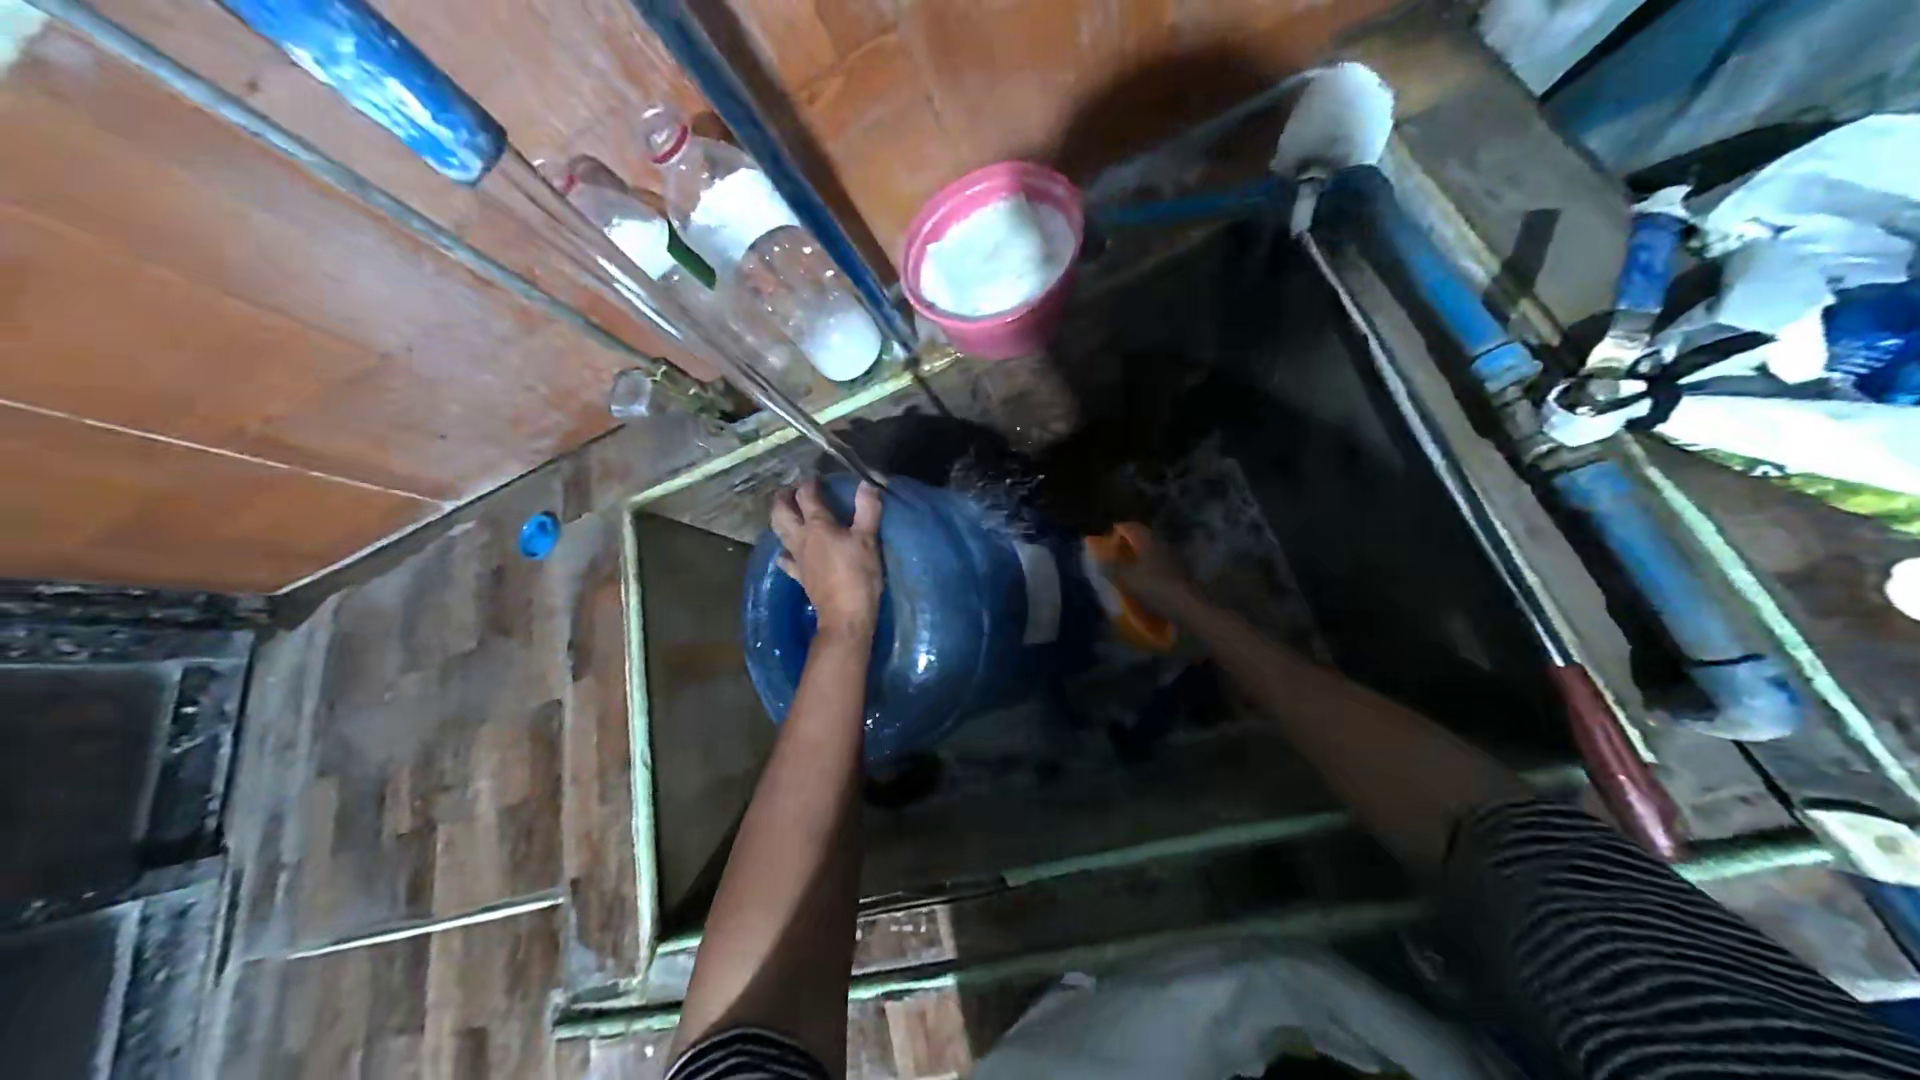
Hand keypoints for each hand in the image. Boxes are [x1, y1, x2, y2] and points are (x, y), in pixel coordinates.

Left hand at [771, 479, 884, 639]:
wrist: (845, 615)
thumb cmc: (859, 574)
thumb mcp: (869, 539)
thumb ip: (868, 509)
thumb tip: (867, 484)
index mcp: (818, 525)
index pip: (807, 496)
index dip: (810, 483)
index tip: (816, 477)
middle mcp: (801, 538)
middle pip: (781, 512)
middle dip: (783, 497)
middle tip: (789, 490)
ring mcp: (797, 558)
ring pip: (779, 532)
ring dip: (779, 519)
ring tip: (786, 512)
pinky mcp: (799, 576)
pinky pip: (785, 560)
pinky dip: (784, 552)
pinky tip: (787, 552)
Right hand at [1107, 526, 1200, 615]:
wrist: (1184, 604)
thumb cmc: (1153, 587)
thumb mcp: (1126, 577)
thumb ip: (1111, 565)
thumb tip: (1098, 556)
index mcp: (1147, 541)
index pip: (1131, 527)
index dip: (1119, 529)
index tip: (1110, 534)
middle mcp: (1160, 543)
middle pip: (1143, 534)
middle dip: (1129, 538)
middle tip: (1117, 547)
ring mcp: (1171, 555)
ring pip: (1152, 546)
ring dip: (1140, 549)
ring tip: (1129, 560)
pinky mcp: (1178, 567)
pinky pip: (1159, 557)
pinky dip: (1149, 560)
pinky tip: (1145, 571)